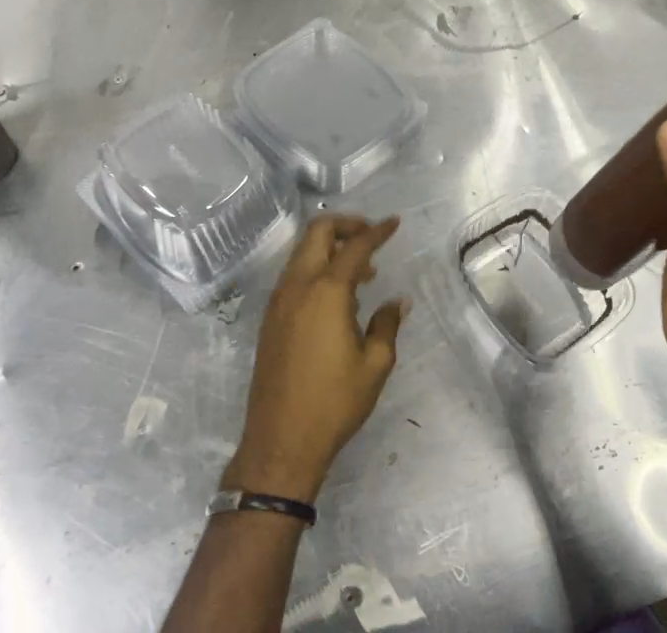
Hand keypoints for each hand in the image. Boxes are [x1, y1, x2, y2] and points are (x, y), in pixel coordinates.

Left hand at [223, 215, 406, 502]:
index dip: (377, 231)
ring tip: (362, 272)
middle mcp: (297, 288)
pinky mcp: (270, 321)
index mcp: (325, 292)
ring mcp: (278, 303)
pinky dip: (316, 269)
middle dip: (345, 225)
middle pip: (316, 234)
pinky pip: (293, 277)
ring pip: (301, 254)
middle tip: (372, 237)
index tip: (395, 223)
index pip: (354, 246)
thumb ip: (387, 324)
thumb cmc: (335, 403)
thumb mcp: (375, 364)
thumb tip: (396, 301)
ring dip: (330, 249)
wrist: (281, 442)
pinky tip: (338, 297)